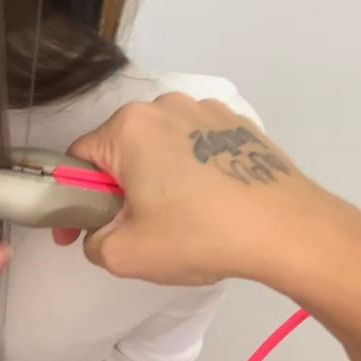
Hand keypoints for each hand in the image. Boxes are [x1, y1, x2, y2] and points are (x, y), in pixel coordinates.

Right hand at [52, 92, 360, 288]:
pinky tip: (206, 206)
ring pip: (158, 149)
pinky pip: (195, 149)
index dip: (72, 200)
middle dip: (115, 190)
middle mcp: (166, 106)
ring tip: (174, 219)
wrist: (288, 232)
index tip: (79, 234)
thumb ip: (90, 241)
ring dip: (152, 180)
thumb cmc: (198, 236)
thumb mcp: (121, 254)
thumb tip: (101, 231)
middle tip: (130, 230)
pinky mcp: (240, 126)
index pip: (77, 160)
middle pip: (119, 151)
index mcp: (129, 128)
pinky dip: (189, 174)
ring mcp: (208, 111)